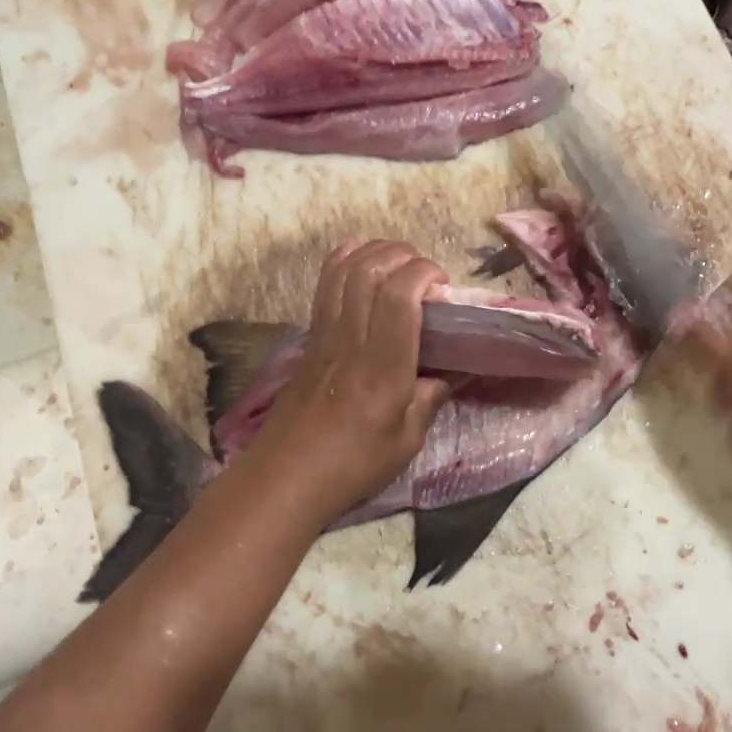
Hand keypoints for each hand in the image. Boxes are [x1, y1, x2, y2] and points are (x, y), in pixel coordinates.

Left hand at [245, 241, 451, 522]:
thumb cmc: (352, 465)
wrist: (285, 479)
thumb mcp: (406, 442)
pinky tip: (357, 254)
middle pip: (369, 272)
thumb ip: (429, 400)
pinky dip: (341, 261)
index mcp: (384, 368)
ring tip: (398, 259)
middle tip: (424, 270)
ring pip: (343, 272)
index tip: (442, 284)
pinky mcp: (309, 341)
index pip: (399, 297)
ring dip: (373, 252)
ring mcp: (325, 337)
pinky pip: (324, 288)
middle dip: (402, 254)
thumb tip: (447, 375)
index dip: (422, 273)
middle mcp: (352, 342)